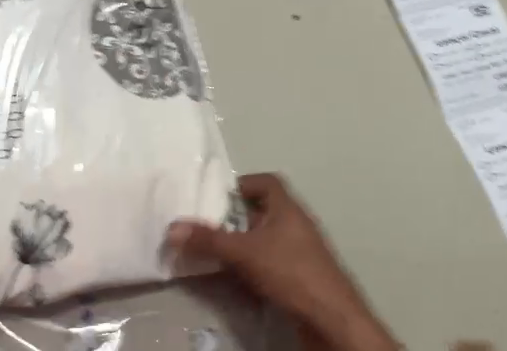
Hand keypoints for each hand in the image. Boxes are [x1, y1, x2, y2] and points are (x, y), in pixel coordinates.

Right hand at [167, 173, 398, 350]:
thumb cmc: (292, 274)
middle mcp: (297, 226)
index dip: (242, 185)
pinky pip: (274, 265)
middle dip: (236, 219)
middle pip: (263, 212)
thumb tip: (171, 227)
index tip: (219, 198)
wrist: (335, 324)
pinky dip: (256, 270)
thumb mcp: (244, 253)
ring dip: (245, 247)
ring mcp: (303, 255)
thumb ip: (208, 240)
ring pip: (267, 241)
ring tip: (219, 255)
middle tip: (209, 227)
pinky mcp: (304, 281)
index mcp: (288, 208)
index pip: (266, 182)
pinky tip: (240, 284)